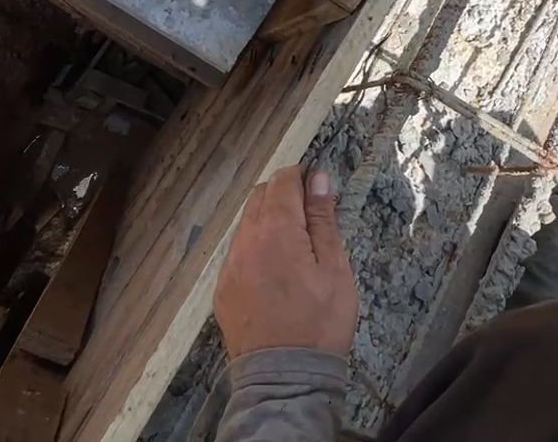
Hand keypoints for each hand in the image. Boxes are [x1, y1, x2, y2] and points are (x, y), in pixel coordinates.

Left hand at [213, 165, 357, 358]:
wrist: (284, 381)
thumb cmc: (319, 321)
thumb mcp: (334, 267)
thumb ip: (323, 218)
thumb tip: (318, 178)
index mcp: (275, 230)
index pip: (282, 181)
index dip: (302, 176)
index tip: (319, 187)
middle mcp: (245, 241)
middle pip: (260, 195)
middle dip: (284, 193)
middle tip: (311, 214)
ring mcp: (229, 266)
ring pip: (246, 222)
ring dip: (268, 218)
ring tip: (295, 244)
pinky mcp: (223, 289)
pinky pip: (238, 251)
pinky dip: (256, 245)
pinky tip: (275, 268)